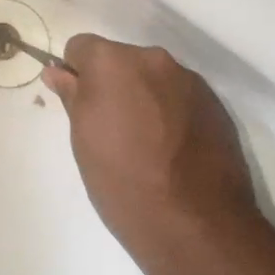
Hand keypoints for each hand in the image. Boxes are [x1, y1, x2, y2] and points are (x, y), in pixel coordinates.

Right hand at [42, 35, 255, 249]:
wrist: (198, 227)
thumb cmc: (123, 179)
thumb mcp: (82, 139)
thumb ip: (72, 96)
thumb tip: (58, 73)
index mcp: (111, 61)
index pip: (80, 47)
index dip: (76, 75)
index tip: (82, 108)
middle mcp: (152, 60)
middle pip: (120, 60)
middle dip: (113, 84)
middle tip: (112, 128)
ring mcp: (190, 82)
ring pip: (153, 79)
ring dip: (144, 97)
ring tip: (147, 142)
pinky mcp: (217, 106)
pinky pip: (181, 97)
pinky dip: (172, 113)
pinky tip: (173, 150)